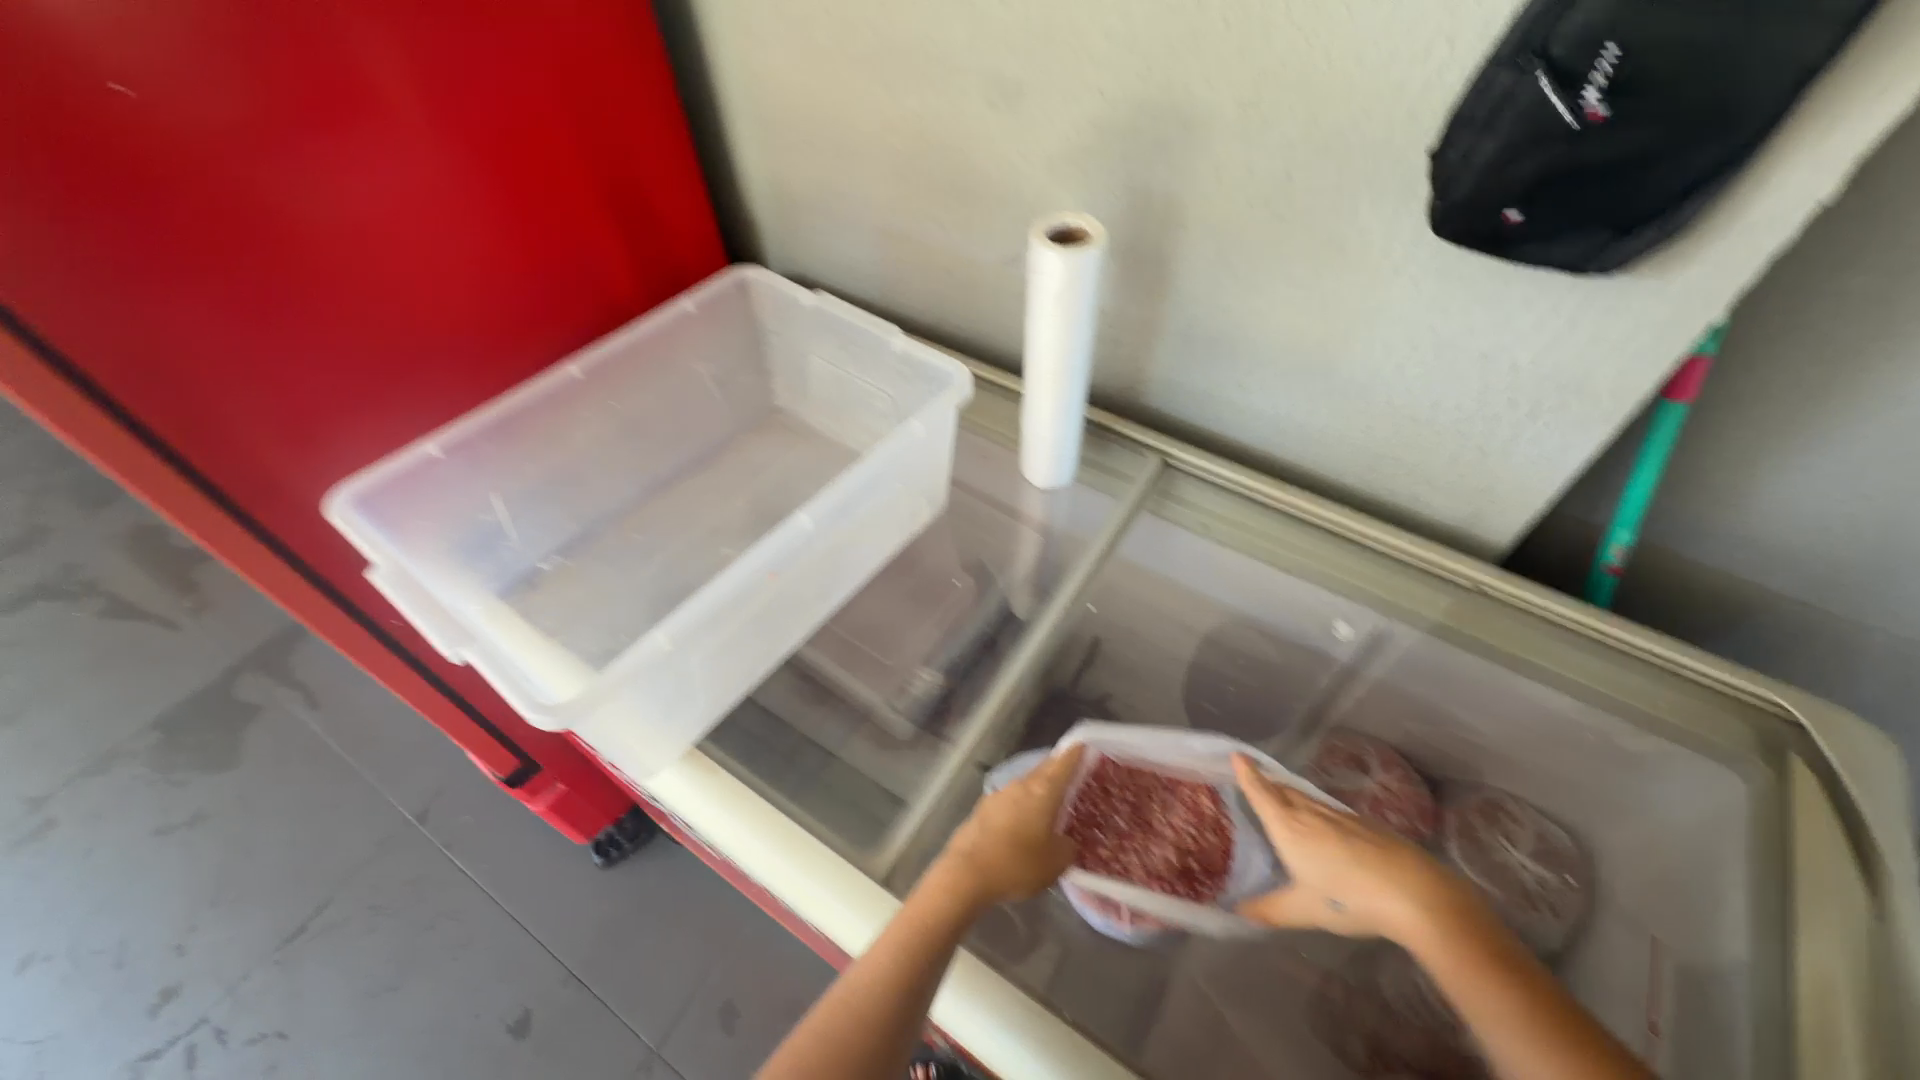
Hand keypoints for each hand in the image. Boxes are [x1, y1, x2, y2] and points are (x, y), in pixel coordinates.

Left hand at [934, 745, 1084, 907]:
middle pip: (1043, 770)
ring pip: (1025, 787)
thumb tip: (1065, 840)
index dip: (1077, 753)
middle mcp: (1019, 785)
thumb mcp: (1056, 862)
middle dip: (1058, 771)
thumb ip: (1068, 846)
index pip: (1064, 762)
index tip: (1086, 746)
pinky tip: (1023, 826)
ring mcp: (997, 796)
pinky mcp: (981, 811)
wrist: (966, 875)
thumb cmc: (1018, 865)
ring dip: (1038, 792)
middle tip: (1075, 777)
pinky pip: (1009, 803)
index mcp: (1043, 791)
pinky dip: (1020, 809)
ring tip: (1050, 807)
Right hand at [1232, 753, 1477, 943]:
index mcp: (1289, 826)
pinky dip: (1316, 810)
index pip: (1262, 793)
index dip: (1248, 774)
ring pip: (1308, 798)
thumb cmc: (1349, 898)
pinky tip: (1324, 827)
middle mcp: (1312, 813)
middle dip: (1268, 783)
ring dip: (1292, 795)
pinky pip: (1330, 810)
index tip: (1238, 755)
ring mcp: (1343, 817)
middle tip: (1255, 780)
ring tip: (1283, 801)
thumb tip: (1237, 910)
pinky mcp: (1368, 825)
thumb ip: (1268, 909)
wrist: (1416, 893)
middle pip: (1285, 790)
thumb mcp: (1303, 910)